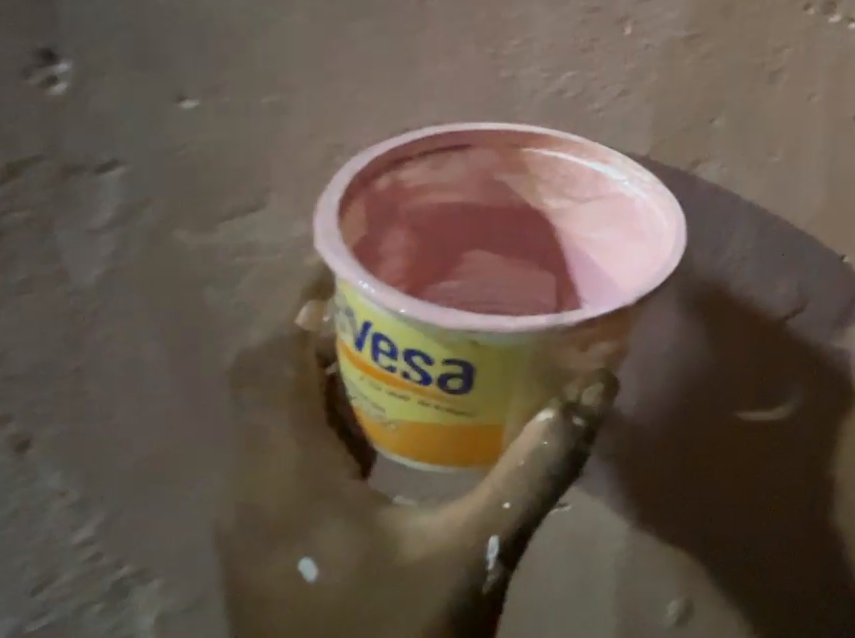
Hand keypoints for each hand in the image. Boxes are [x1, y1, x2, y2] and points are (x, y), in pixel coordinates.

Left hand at [215, 272, 615, 637]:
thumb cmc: (394, 636)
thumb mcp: (477, 552)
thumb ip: (538, 467)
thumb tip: (598, 386)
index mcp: (285, 480)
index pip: (267, 364)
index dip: (304, 303)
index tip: (367, 256)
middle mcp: (256, 489)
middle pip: (272, 380)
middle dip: (331, 325)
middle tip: (409, 284)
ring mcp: (261, 520)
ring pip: (281, 416)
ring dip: (334, 368)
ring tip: (412, 330)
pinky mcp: (280, 540)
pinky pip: (295, 449)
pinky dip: (337, 411)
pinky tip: (401, 411)